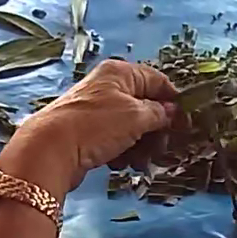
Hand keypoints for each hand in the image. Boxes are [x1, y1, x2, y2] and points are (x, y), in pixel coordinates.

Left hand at [0, 59, 178, 195]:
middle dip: (155, 131)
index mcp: (120, 72)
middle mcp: (107, 87)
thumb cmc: (96, 126)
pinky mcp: (86, 133)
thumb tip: (171, 112)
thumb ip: (159, 113)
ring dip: (140, 146)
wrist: (51, 150)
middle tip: (160, 150)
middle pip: (144, 107)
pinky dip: (121, 152)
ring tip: (139, 163)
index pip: (157, 82)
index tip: (185, 126)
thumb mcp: (136, 116)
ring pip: (130, 128)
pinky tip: (119, 165)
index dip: (173, 103)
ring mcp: (95, 111)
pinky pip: (113, 141)